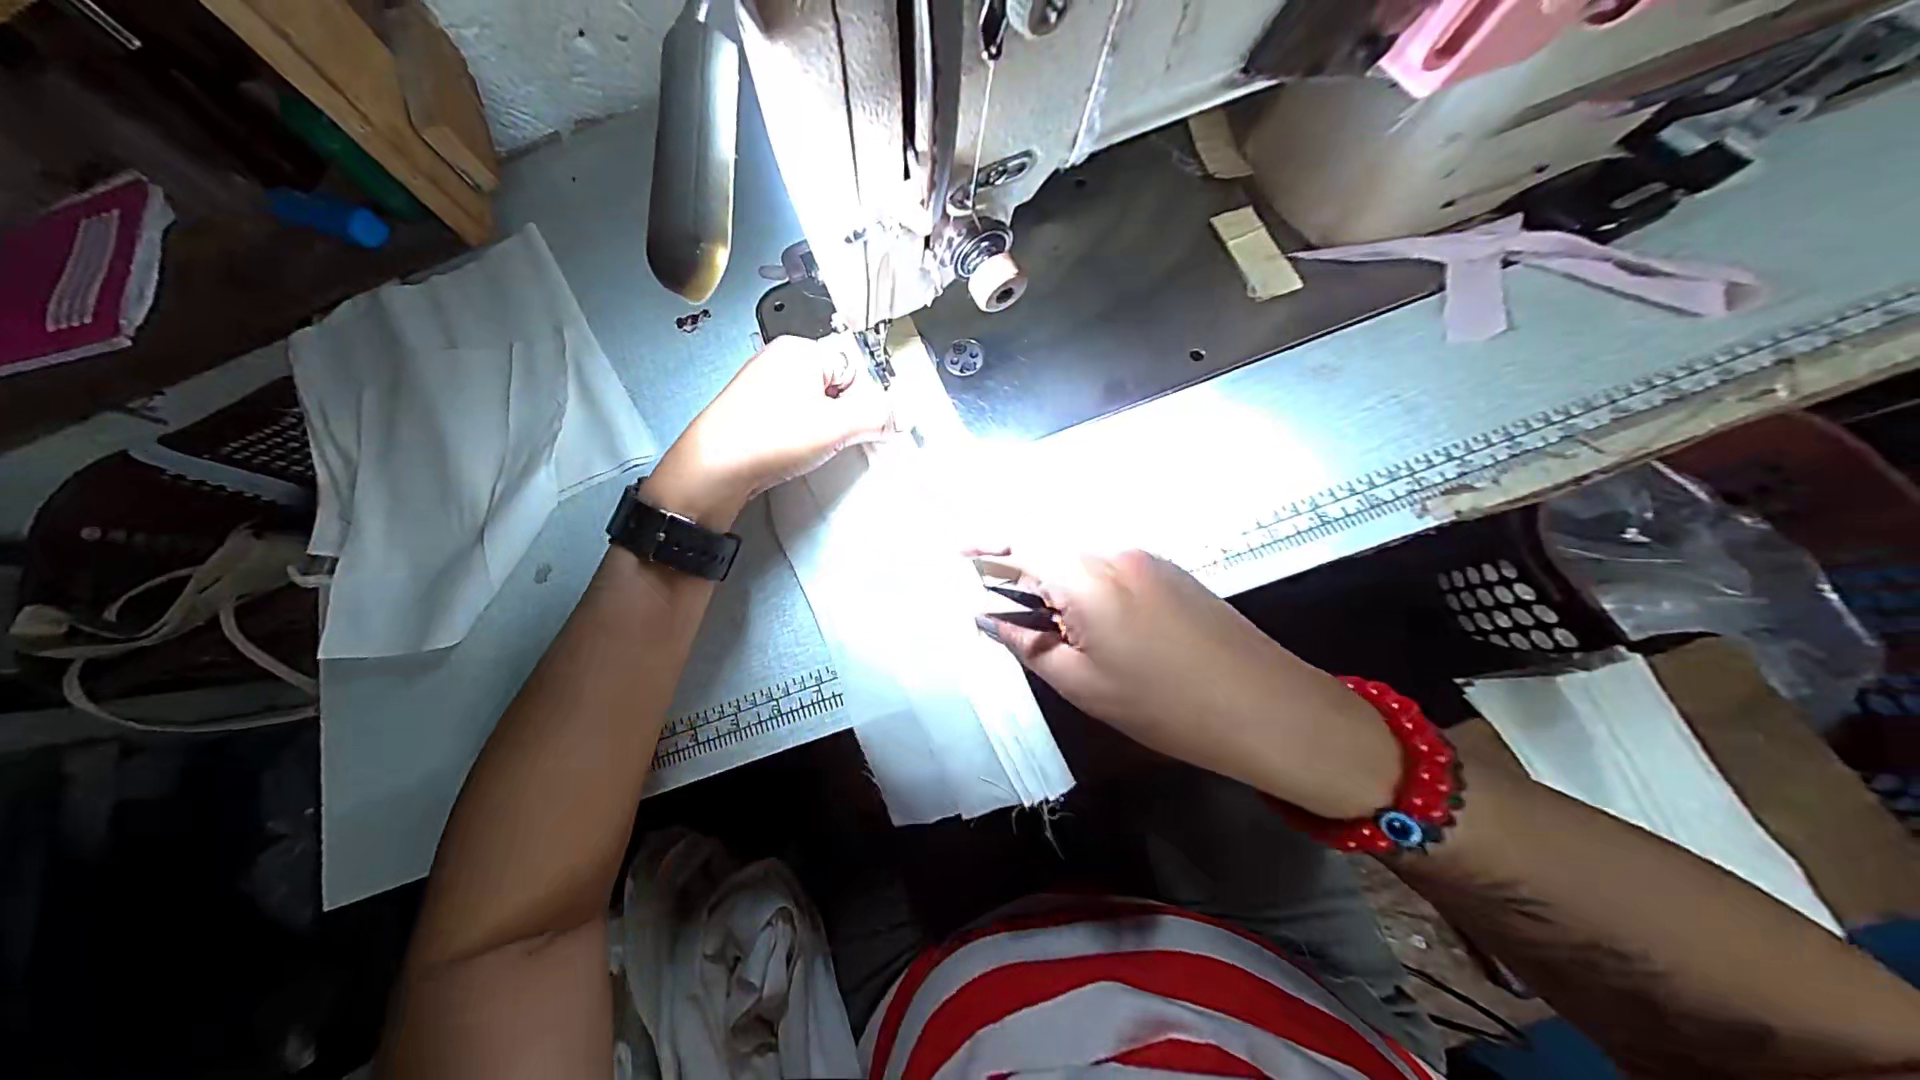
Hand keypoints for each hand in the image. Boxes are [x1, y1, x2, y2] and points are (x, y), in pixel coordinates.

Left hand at [644, 335, 896, 527]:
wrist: (712, 470)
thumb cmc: (761, 438)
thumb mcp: (836, 427)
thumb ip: (876, 415)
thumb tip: (897, 414)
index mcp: (800, 350)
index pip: (857, 367)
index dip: (866, 399)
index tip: (867, 424)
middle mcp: (780, 361)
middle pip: (838, 385)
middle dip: (843, 415)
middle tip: (833, 438)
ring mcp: (765, 386)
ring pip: (816, 404)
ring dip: (822, 428)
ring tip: (806, 447)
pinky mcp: (756, 411)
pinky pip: (795, 418)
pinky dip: (801, 436)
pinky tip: (793, 451)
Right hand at [975, 548, 1401, 819]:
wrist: (1266, 707)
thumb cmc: (1164, 704)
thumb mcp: (1082, 683)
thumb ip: (1027, 643)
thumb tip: (988, 618)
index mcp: (1088, 576)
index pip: (1021, 541)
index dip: (984, 544)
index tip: (956, 553)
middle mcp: (1115, 552)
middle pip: (1050, 543)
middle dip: (1016, 564)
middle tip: (994, 599)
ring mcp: (1148, 558)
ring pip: (1080, 554)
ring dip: (1051, 576)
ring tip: (1039, 617)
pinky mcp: (1169, 572)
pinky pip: (1109, 564)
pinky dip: (1083, 581)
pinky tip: (1085, 620)